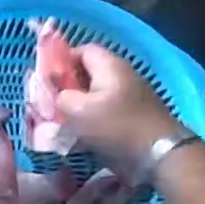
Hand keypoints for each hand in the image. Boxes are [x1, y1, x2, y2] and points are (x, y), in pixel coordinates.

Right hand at [56, 45, 186, 175]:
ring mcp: (128, 95)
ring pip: (92, 92)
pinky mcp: (130, 114)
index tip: (46, 79)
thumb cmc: (115, 126)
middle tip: (49, 101)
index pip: (82, 49)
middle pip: (86, 72)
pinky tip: (77, 131)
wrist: (157, 154)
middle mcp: (121, 76)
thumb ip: (58, 96)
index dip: (61, 60)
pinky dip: (87, 116)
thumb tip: (55, 95)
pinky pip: (101, 108)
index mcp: (109, 66)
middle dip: (65, 84)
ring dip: (74, 103)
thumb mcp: (77, 109)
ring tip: (59, 118)